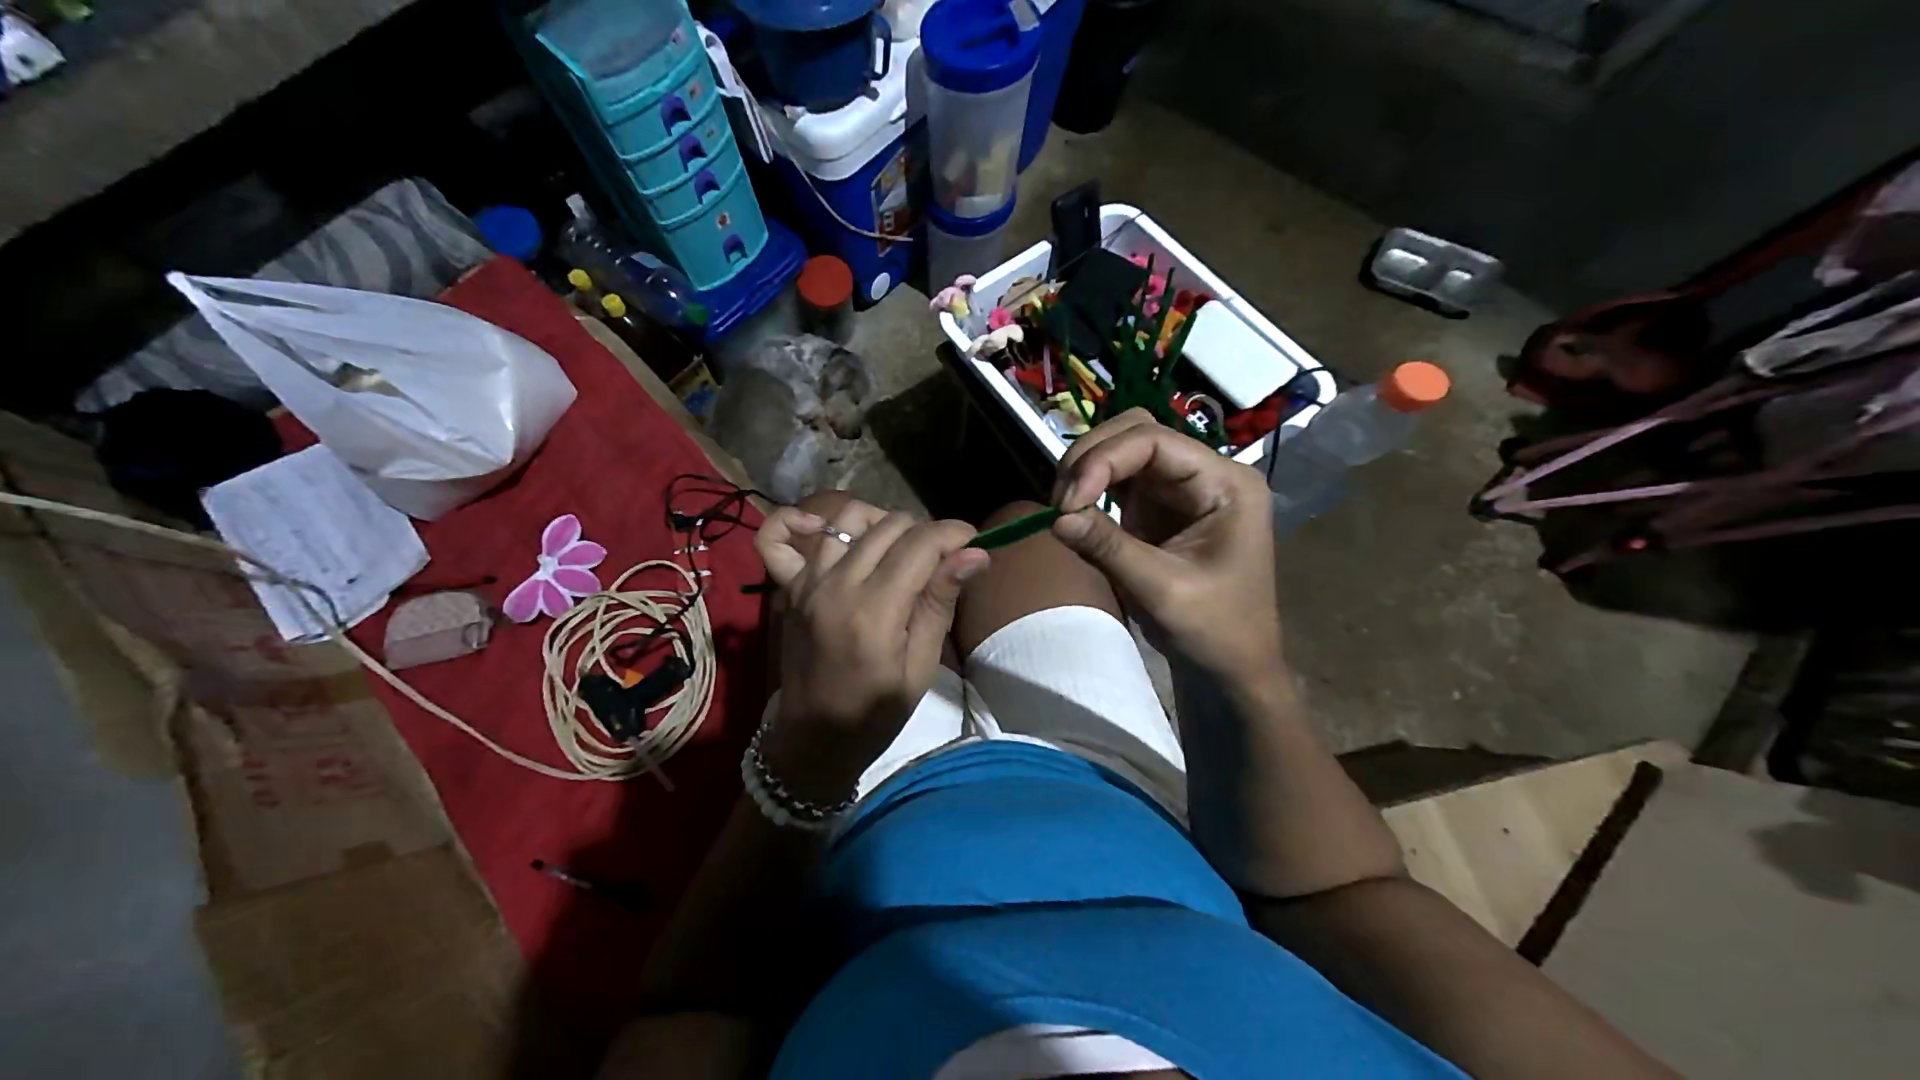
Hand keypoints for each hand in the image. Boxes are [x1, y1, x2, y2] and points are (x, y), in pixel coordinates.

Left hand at [754, 500, 986, 800]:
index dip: (953, 534)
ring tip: (899, 547)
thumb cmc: (874, 713)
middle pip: (889, 527)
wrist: (813, 739)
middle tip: (941, 558)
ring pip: (847, 520)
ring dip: (881, 523)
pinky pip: (777, 540)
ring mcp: (807, 582)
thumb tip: (975, 555)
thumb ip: (939, 603)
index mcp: (874, 611)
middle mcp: (837, 585)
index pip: (920, 544)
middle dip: (925, 531)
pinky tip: (821, 526)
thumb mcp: (919, 668)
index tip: (973, 542)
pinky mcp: (788, 588)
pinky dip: (796, 522)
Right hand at [1050, 408, 1282, 685]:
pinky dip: (1091, 489)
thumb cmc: (1215, 630)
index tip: (1068, 502)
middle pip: (1137, 433)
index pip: (1155, 440)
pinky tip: (1074, 511)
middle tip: (1060, 502)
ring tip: (1062, 507)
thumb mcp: (1162, 590)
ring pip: (1123, 450)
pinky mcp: (1159, 506)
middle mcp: (1205, 473)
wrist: (1231, 664)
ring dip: (1086, 470)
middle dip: (1091, 458)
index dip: (1104, 460)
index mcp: (1225, 483)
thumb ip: (1109, 548)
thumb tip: (1054, 518)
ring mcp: (1180, 487)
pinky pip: (1118, 480)